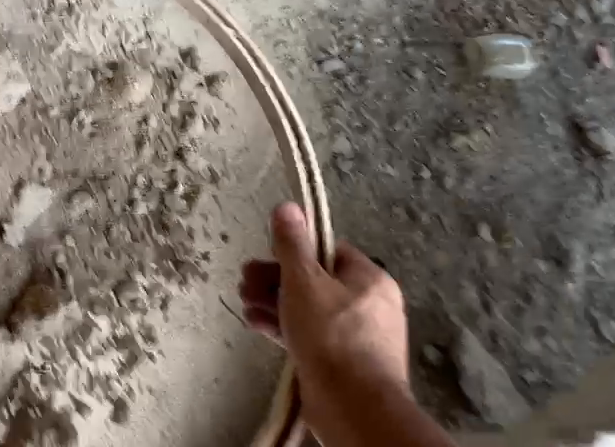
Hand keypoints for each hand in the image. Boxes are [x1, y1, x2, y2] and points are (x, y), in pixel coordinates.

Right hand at [240, 202, 409, 400]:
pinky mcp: (345, 363)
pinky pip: (311, 334)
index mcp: (369, 280)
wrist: (354, 408)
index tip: (266, 255)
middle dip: (274, 278)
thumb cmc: (330, 334)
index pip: (328, 250)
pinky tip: (257, 325)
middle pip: (315, 279)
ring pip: (310, 308)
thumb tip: (287, 206)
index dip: (293, 249)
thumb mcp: (303, 280)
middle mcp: (370, 305)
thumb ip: (292, 243)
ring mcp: (358, 337)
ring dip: (274, 302)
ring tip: (244, 303)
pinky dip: (285, 327)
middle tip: (245, 280)